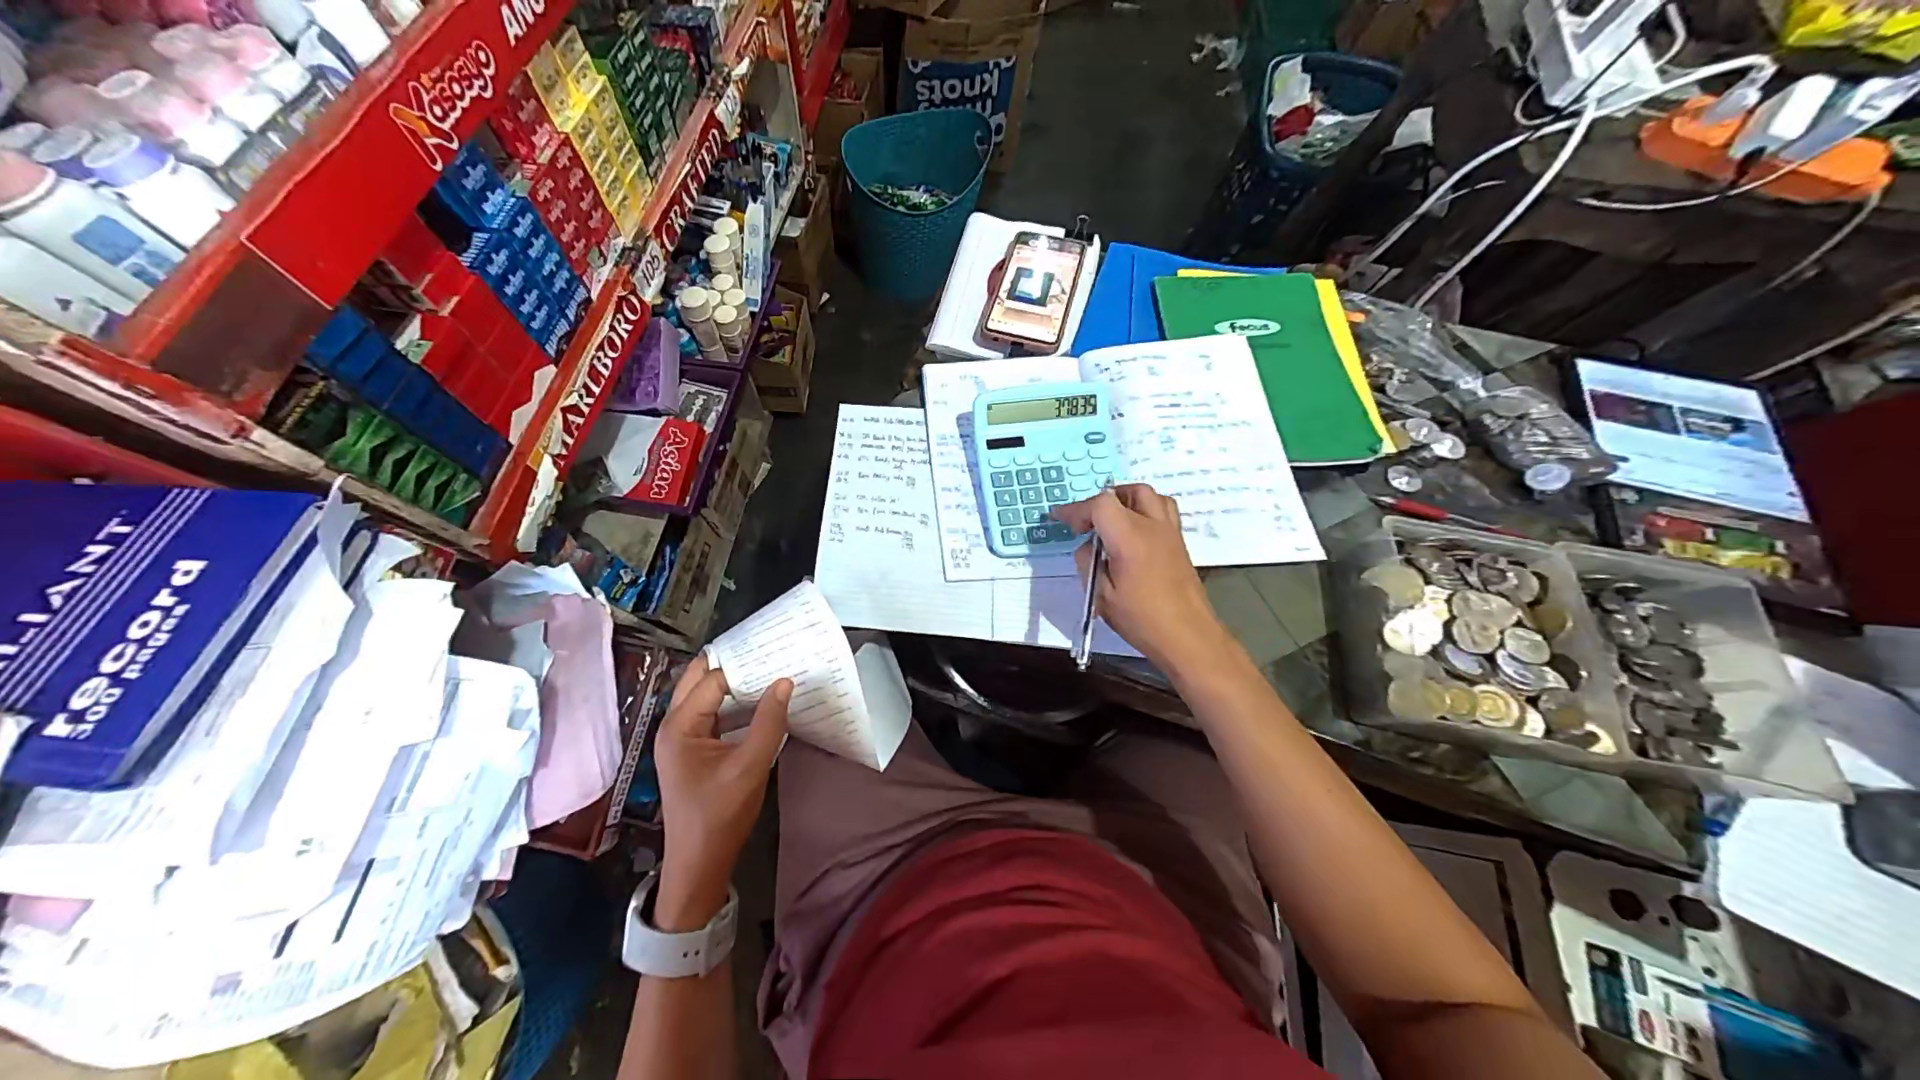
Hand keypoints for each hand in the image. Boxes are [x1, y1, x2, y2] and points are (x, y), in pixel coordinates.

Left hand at [653, 655, 789, 930]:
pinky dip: (733, 704)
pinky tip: (760, 703)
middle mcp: (674, 726)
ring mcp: (681, 738)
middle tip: (768, 652)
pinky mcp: (693, 750)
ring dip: (733, 684)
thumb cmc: (720, 814)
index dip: (743, 665)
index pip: (713, 680)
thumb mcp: (750, 766)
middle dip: (732, 664)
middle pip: (699, 680)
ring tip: (769, 671)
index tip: (774, 652)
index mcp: (680, 726)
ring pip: (705, 696)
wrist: (699, 862)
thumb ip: (768, 722)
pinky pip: (712, 715)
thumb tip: (784, 681)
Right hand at [1052, 484, 1231, 677]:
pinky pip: (1162, 511)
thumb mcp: (1101, 596)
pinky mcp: (1180, 544)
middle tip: (1087, 523)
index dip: (1076, 509)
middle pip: (1126, 493)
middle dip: (1101, 502)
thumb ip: (1088, 563)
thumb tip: (1089, 548)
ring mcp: (1170, 533)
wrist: (1188, 637)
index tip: (1060, 519)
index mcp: (1129, 537)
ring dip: (1126, 501)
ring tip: (1112, 522)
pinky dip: (1144, 511)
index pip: (1099, 505)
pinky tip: (1134, 535)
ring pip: (1149, 496)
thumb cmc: (1142, 620)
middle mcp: (1152, 527)